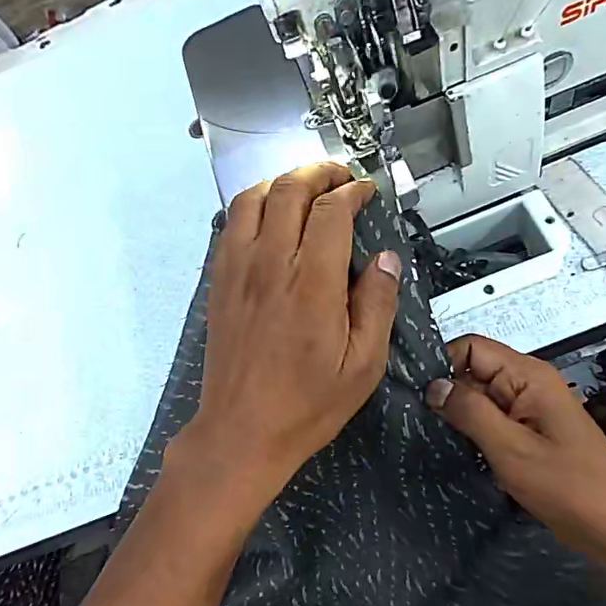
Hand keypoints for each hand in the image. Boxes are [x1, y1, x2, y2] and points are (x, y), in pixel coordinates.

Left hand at [178, 161, 402, 505]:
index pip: (331, 213)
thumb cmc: (308, 404)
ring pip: (253, 199)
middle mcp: (270, 266)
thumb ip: (377, 304)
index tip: (367, 192)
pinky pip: (231, 224)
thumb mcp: (364, 364)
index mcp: (312, 285)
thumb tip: (386, 260)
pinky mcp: (220, 283)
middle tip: (341, 177)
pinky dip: (254, 204)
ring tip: (307, 187)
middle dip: (319, 173)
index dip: (353, 192)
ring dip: (283, 181)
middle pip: (289, 191)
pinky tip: (271, 215)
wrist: (242, 432)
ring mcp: (237, 271)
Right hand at [425, 334, 605, 559]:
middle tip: (414, 422)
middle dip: (447, 394)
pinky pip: (495, 423)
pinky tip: (457, 452)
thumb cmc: (568, 486)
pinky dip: (476, 435)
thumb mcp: (512, 449)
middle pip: (475, 372)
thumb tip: (433, 386)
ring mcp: (531, 411)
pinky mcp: (531, 436)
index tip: (412, 394)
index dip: (442, 365)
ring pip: (482, 400)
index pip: (472, 347)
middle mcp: (530, 385)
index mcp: (529, 376)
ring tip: (429, 438)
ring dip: (460, 417)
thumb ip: (471, 412)